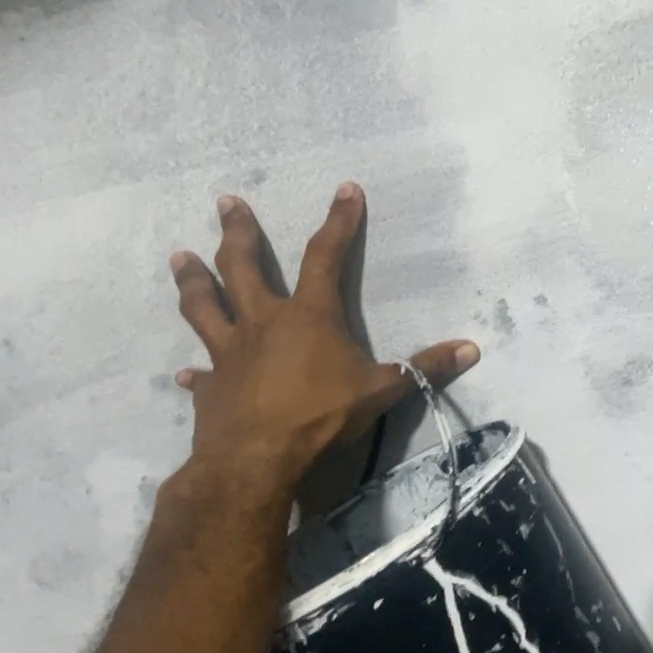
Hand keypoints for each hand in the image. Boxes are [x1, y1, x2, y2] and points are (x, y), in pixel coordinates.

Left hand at [170, 184, 480, 491]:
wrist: (256, 462)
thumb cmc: (322, 414)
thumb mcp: (385, 389)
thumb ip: (427, 367)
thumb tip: (473, 349)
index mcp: (310, 316)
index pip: (327, 256)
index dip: (339, 221)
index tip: (345, 190)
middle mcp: (264, 323)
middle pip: (243, 267)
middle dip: (238, 231)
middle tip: (226, 200)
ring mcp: (230, 353)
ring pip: (205, 306)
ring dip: (193, 280)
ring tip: (179, 256)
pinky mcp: (212, 387)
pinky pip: (201, 372)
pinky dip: (196, 369)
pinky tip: (186, 370)